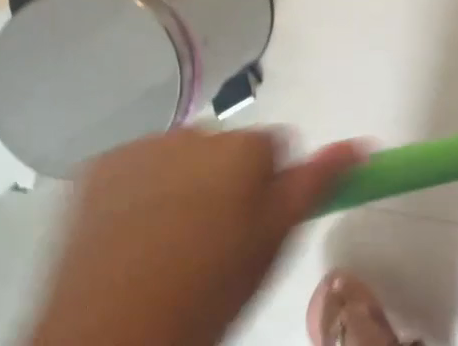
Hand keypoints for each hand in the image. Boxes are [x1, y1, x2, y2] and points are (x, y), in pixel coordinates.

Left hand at [27, 127, 364, 345]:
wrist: (109, 332)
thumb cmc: (207, 293)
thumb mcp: (273, 243)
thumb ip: (316, 183)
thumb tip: (358, 144)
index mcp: (246, 149)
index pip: (275, 148)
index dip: (268, 189)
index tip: (253, 230)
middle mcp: (197, 133)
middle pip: (226, 147)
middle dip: (225, 180)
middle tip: (212, 242)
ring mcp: (143, 147)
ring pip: (181, 156)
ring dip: (182, 182)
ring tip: (168, 242)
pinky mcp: (99, 167)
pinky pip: (137, 165)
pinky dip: (139, 189)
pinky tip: (133, 233)